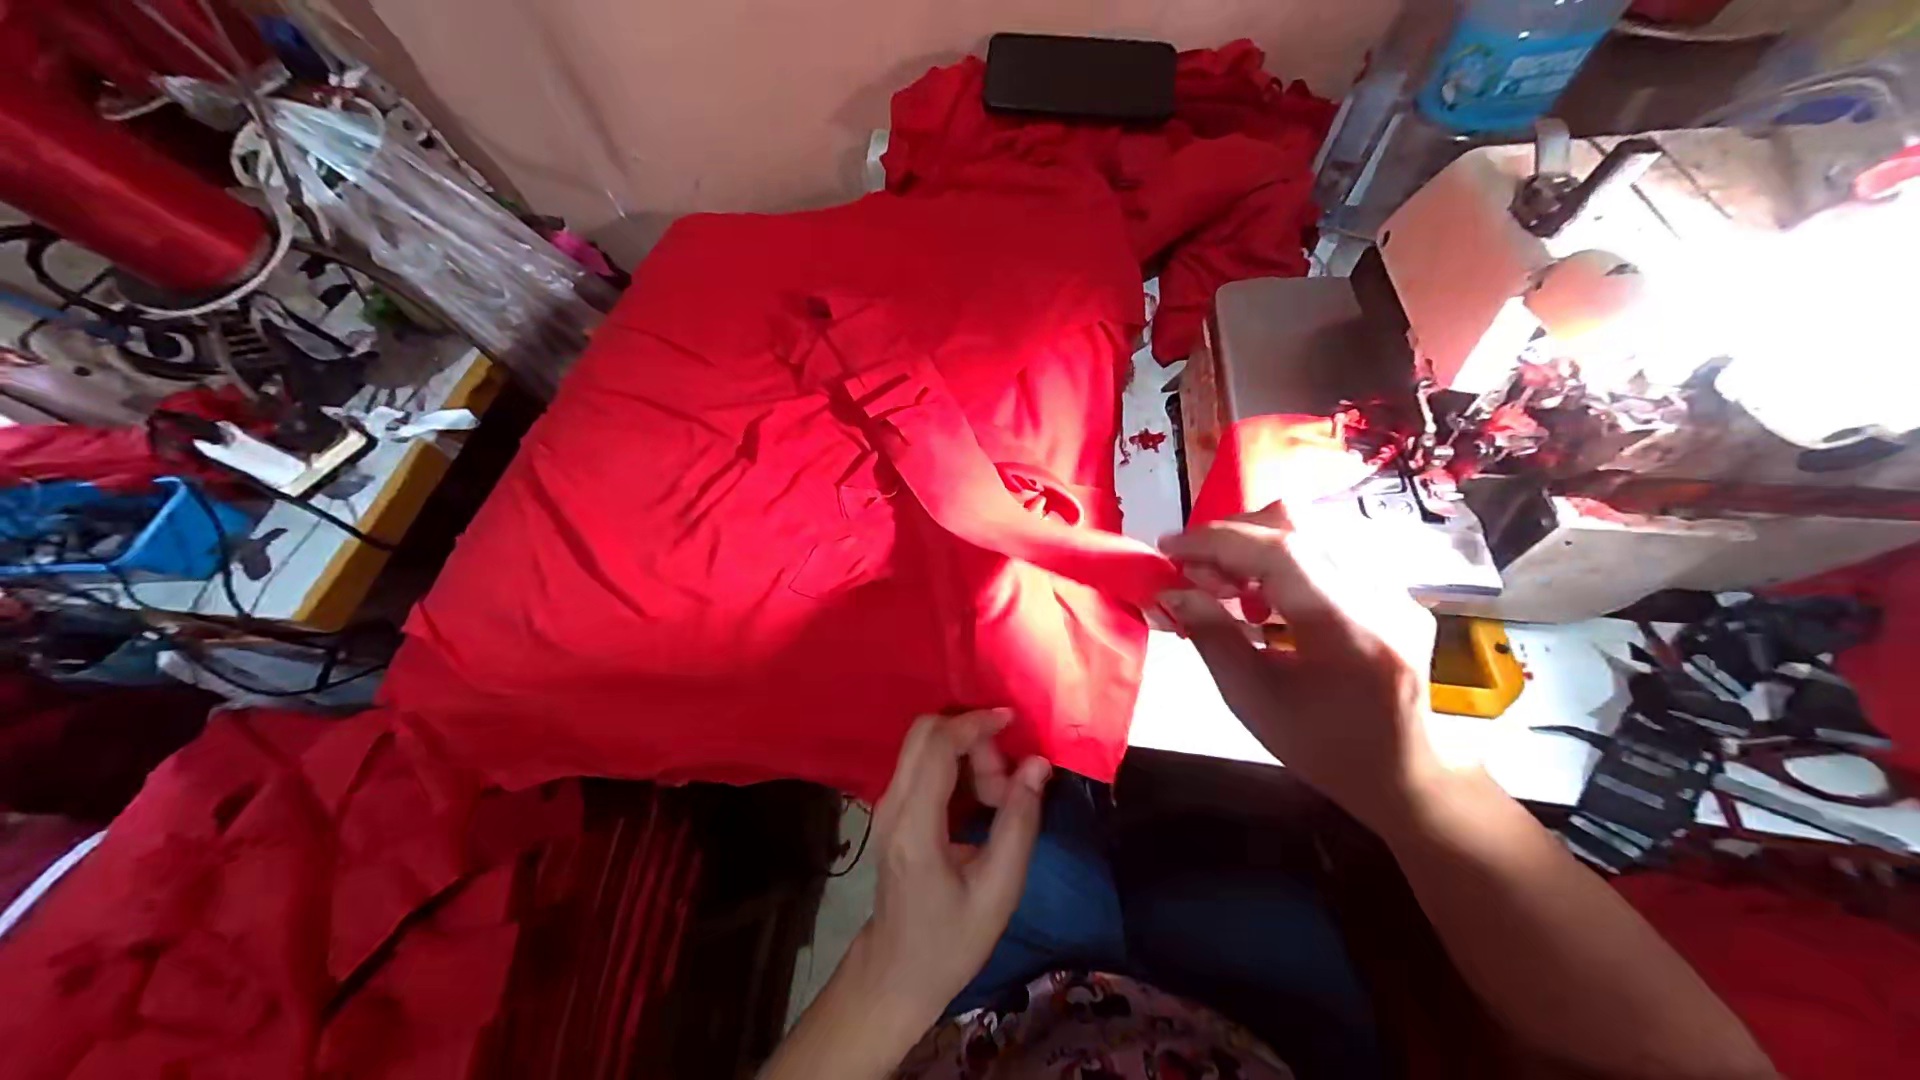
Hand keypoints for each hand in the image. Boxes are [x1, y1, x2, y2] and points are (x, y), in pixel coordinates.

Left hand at [854, 710, 1051, 1018]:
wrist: (897, 971)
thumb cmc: (951, 940)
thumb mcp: (999, 890)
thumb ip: (1020, 823)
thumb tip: (1038, 763)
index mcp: (914, 824)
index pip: (937, 745)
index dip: (975, 724)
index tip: (1013, 721)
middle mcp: (892, 803)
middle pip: (925, 732)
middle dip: (972, 738)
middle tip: (1007, 781)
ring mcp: (887, 804)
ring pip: (925, 745)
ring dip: (966, 754)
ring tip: (998, 801)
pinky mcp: (893, 809)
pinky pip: (924, 763)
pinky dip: (955, 766)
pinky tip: (980, 802)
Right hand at [1158, 502, 1441, 831]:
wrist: (1410, 774)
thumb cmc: (1325, 749)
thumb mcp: (1253, 700)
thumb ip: (1211, 636)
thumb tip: (1169, 591)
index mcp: (1349, 630)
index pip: (1280, 552)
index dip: (1215, 541)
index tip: (1168, 549)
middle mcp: (1380, 595)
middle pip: (1297, 522)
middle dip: (1231, 535)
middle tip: (1195, 570)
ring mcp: (1392, 587)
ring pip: (1309, 528)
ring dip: (1253, 545)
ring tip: (1226, 586)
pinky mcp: (1391, 588)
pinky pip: (1324, 549)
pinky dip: (1278, 560)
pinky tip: (1262, 597)